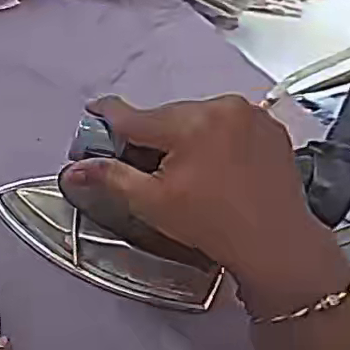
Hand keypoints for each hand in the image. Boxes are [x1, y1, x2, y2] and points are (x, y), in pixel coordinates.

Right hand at [62, 95, 349, 317]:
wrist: (274, 242)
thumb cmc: (213, 224)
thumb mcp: (151, 203)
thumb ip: (111, 178)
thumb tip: (76, 169)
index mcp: (190, 123)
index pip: (134, 115)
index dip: (107, 116)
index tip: (93, 113)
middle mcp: (222, 108)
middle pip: (166, 117)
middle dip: (150, 139)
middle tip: (142, 170)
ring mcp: (250, 115)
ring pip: (196, 119)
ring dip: (181, 139)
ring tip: (183, 176)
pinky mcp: (268, 127)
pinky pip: (226, 124)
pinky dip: (211, 140)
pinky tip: (212, 171)